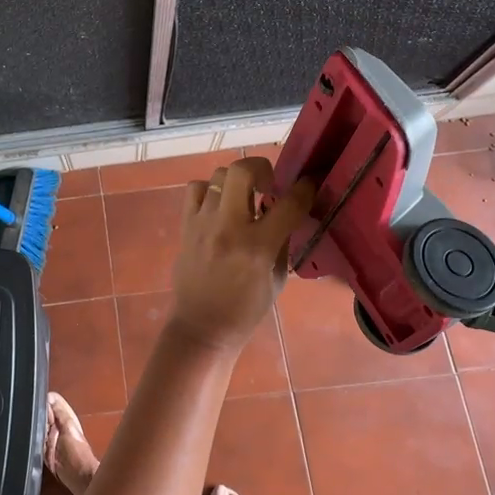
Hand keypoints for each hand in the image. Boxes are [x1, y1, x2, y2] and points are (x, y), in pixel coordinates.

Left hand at [166, 157, 315, 352]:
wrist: (202, 326)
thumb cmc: (246, 309)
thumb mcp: (278, 278)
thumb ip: (282, 241)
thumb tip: (286, 211)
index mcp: (258, 247)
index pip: (288, 204)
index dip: (304, 189)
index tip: (308, 184)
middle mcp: (229, 228)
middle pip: (242, 171)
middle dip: (261, 168)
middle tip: (268, 185)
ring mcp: (203, 223)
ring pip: (218, 175)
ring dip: (236, 181)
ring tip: (243, 198)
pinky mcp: (186, 225)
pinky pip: (195, 189)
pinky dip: (209, 190)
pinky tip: (218, 205)